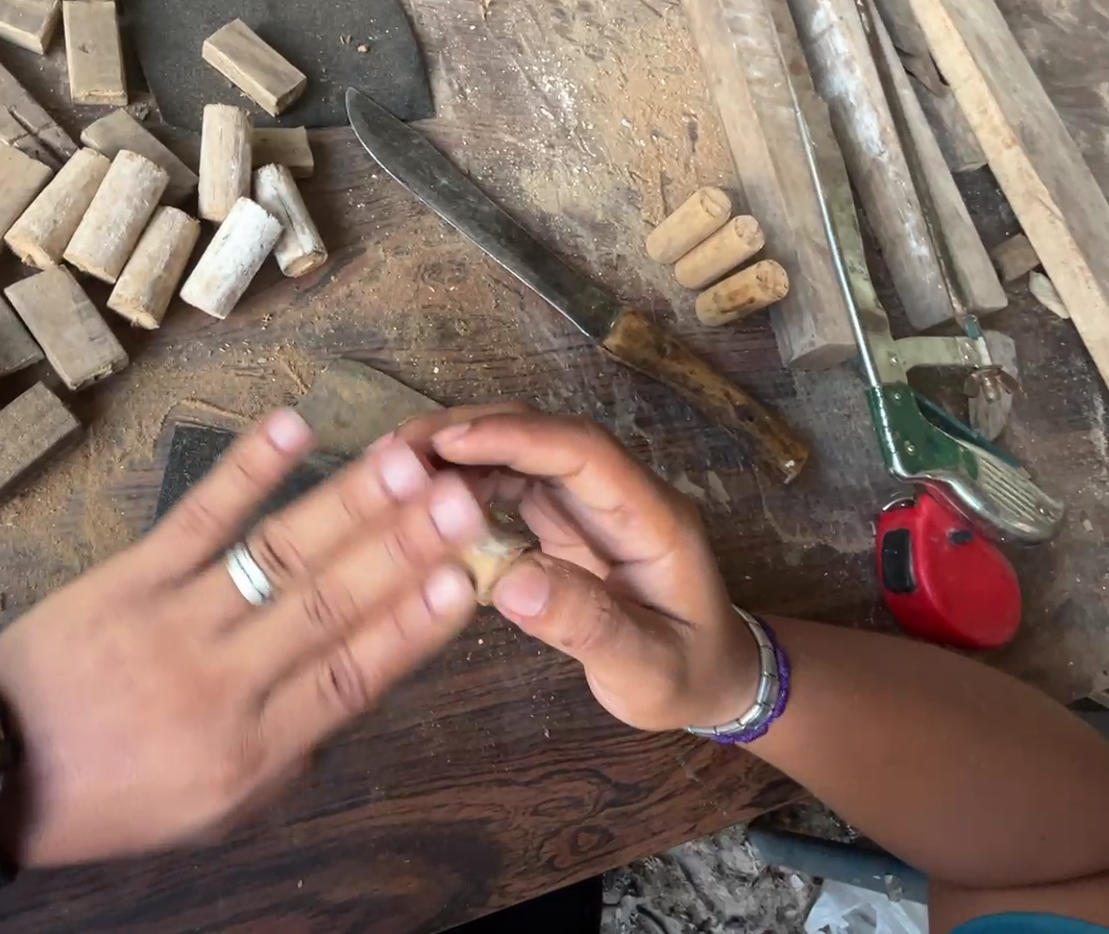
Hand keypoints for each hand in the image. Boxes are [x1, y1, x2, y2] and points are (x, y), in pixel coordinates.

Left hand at [0, 409, 484, 868]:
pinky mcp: (128, 576)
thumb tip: (360, 670)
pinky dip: (246, 469)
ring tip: (404, 462)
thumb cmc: (116, 793)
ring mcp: (172, 619)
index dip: (411, 625)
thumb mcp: (217, 805)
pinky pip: (196, 517)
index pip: (350, 676)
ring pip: (277, 555)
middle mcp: (220, 682)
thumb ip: (296, 742)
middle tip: (461, 498)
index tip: (464, 579)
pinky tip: (293, 427)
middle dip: (401, 548)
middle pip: (325, 605)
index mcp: (251, 749)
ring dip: (346, 504)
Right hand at [401, 405, 759, 732]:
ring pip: (520, 450)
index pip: (583, 450)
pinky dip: (466, 482)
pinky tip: (427, 499)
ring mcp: (587, 500)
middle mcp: (616, 492)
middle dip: (472, 432)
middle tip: (401, 452)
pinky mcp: (562, 515)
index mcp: (651, 516)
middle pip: (544, 434)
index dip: (516, 438)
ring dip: (461, 452)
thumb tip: (511, 584)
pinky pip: (510, 481)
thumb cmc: (685, 674)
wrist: (708, 675)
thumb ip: (588, 626)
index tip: (448, 444)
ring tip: (399, 471)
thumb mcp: (647, 669)